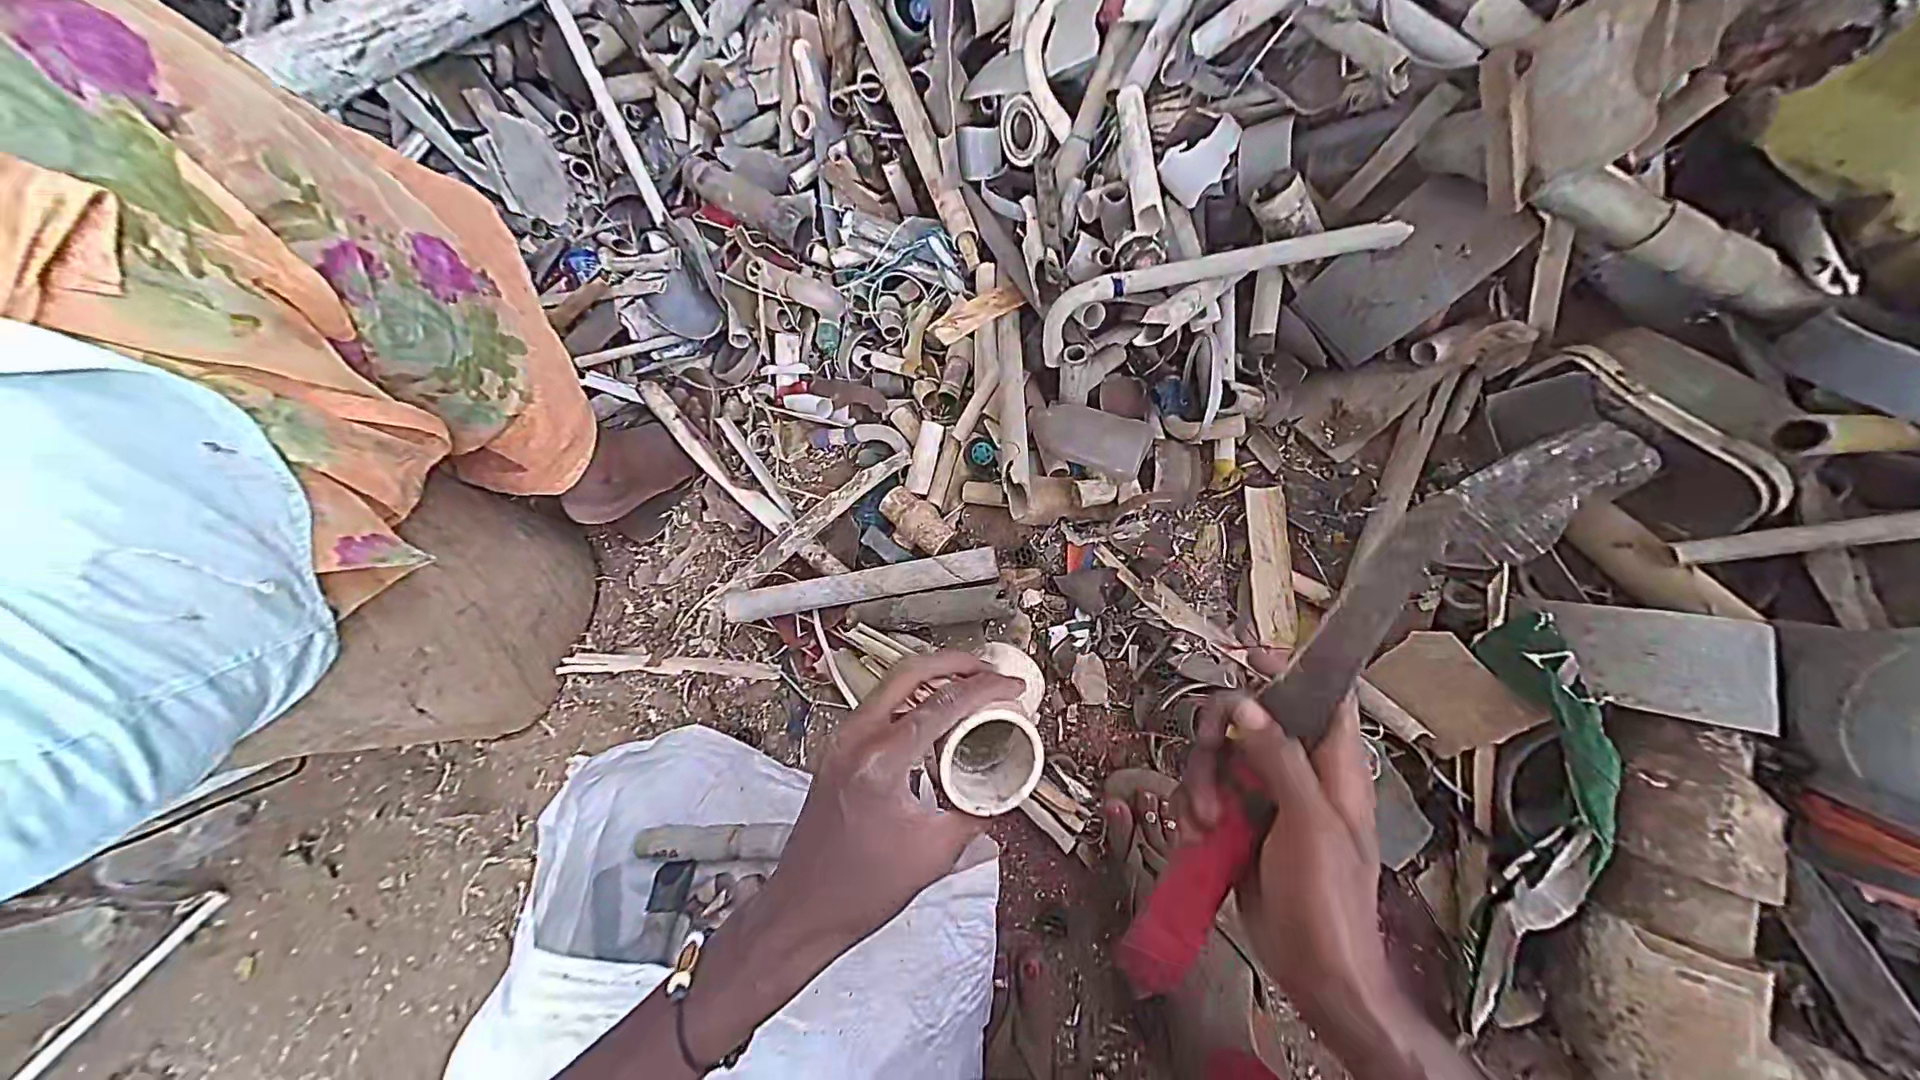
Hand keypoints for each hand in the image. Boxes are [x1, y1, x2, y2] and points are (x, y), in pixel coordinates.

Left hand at [758, 650, 1024, 950]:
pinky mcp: (838, 748)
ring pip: (892, 683)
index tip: (1014, 685)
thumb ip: (975, 811)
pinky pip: (881, 705)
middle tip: (990, 670)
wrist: (803, 908)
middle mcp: (856, 738)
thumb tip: (1002, 788)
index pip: (942, 706)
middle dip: (955, 662)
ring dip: (933, 675)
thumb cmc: (864, 889)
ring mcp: (842, 739)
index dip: (985, 689)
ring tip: (970, 685)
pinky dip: (913, 697)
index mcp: (880, 762)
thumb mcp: (934, 852)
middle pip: (910, 672)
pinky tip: (938, 713)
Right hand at [1180, 662, 1389, 1010]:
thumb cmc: (1331, 903)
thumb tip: (1248, 707)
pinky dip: (1191, 809)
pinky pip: (1201, 792)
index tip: (1252, 654)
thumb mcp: (1310, 824)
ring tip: (1205, 819)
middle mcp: (1294, 773)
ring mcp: (1262, 797)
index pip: (1320, 698)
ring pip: (1216, 757)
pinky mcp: (1236, 821)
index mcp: (1332, 767)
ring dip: (1199, 783)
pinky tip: (1198, 833)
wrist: (1313, 969)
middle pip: (1248, 721)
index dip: (1291, 670)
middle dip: (1219, 737)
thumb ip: (1279, 759)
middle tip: (1211, 755)